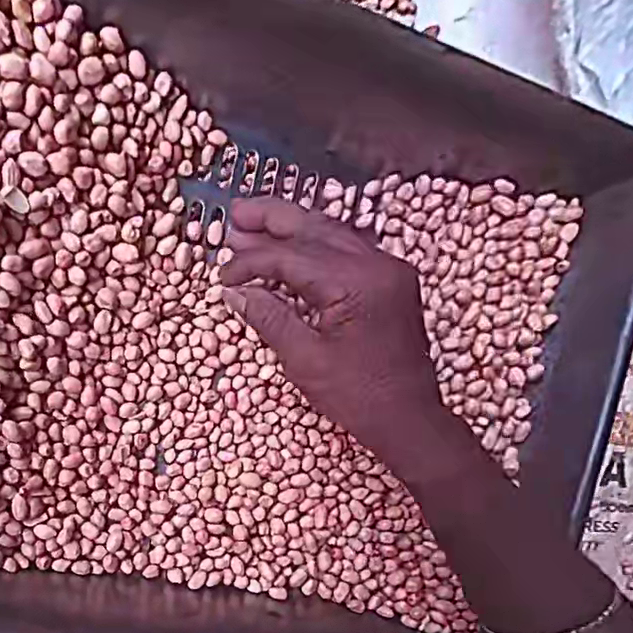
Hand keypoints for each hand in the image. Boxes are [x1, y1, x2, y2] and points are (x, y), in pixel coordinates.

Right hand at [219, 197, 470, 475]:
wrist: (408, 418)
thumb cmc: (357, 397)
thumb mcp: (304, 360)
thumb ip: (269, 317)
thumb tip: (235, 292)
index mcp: (356, 283)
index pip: (292, 257)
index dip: (252, 263)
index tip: (224, 275)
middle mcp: (379, 265)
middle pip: (317, 228)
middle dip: (273, 219)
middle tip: (237, 213)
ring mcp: (390, 271)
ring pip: (334, 234)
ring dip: (294, 228)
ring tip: (256, 225)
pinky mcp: (392, 283)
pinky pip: (349, 251)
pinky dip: (316, 246)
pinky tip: (293, 248)